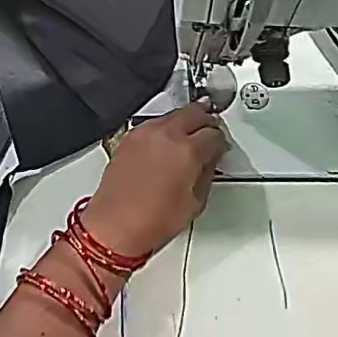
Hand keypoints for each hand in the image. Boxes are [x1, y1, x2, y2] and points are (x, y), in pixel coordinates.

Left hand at [84, 101, 226, 256]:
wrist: (116, 224)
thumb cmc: (150, 219)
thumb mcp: (195, 202)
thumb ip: (207, 173)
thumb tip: (209, 161)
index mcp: (187, 150)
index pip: (214, 134)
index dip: (221, 141)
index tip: (221, 147)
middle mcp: (165, 135)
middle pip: (194, 112)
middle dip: (207, 119)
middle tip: (212, 128)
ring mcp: (145, 133)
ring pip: (173, 114)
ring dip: (185, 119)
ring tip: (191, 132)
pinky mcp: (130, 137)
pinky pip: (153, 123)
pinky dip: (165, 126)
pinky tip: (168, 138)